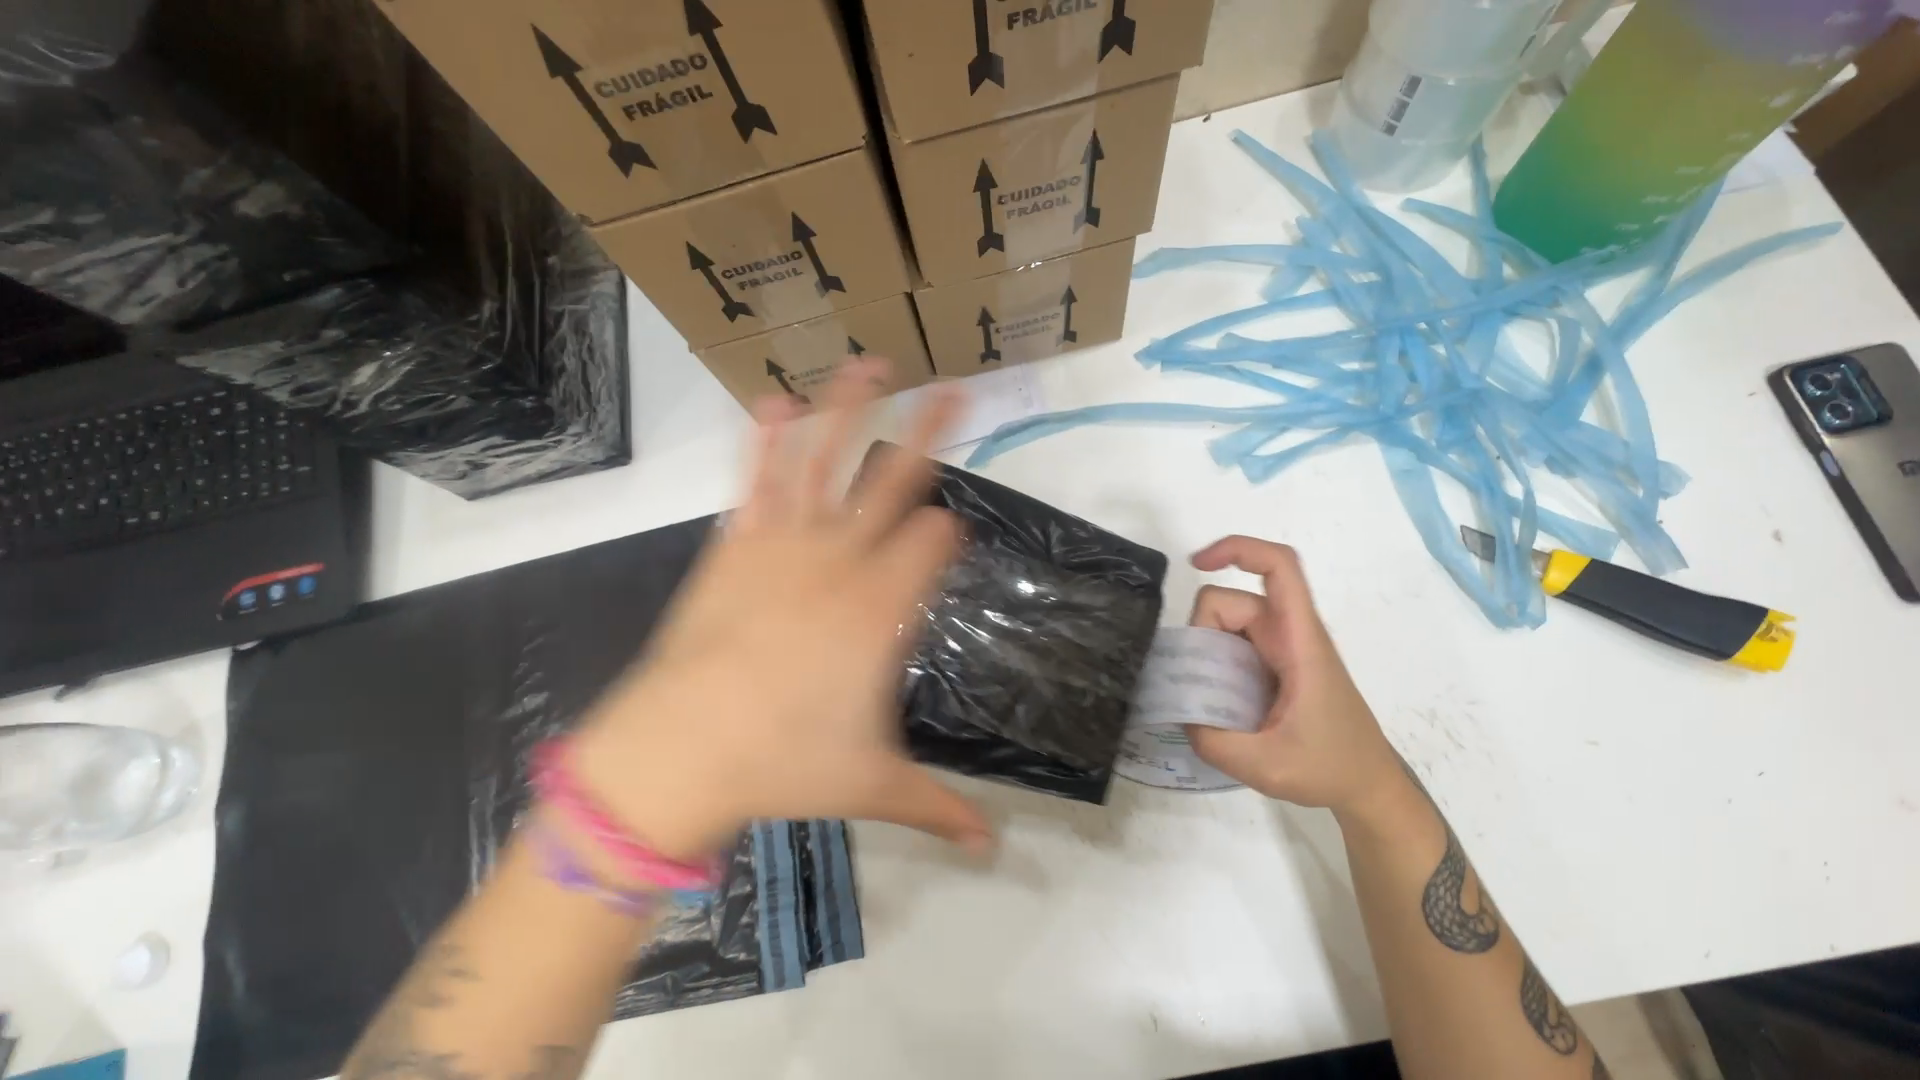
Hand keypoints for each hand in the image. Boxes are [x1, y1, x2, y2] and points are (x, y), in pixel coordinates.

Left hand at [569, 361, 992, 860]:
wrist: (679, 750)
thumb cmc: (783, 763)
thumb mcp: (872, 785)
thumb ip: (938, 808)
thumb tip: (992, 850)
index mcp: (884, 608)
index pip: (936, 541)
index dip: (949, 529)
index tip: (951, 532)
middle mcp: (842, 560)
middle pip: (897, 481)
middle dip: (930, 432)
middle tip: (956, 389)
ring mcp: (784, 544)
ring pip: (825, 461)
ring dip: (850, 409)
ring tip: (871, 362)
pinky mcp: (734, 544)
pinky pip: (754, 480)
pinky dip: (765, 439)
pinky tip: (773, 401)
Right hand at [1184, 536, 1408, 820]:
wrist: (1368, 786)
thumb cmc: (1329, 769)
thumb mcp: (1264, 767)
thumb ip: (1211, 740)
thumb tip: (1176, 712)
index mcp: (1299, 641)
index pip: (1279, 567)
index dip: (1238, 549)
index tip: (1196, 564)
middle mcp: (1289, 635)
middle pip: (1231, 602)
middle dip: (1201, 633)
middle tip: (1197, 687)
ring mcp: (1281, 650)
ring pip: (1226, 626)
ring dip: (1204, 654)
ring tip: (1205, 704)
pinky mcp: (1275, 667)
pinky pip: (1232, 648)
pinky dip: (1212, 667)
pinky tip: (1211, 705)